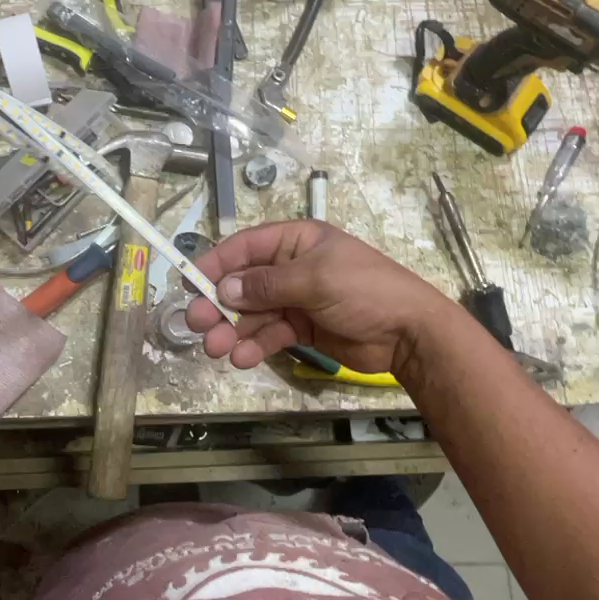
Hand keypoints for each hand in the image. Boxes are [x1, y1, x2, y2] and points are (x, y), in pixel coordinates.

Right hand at [184, 220, 455, 372]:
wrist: (408, 333)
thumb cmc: (364, 290)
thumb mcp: (315, 279)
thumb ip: (266, 285)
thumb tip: (224, 288)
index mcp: (295, 241)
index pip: (245, 247)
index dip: (216, 264)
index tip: (190, 284)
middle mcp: (291, 267)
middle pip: (243, 283)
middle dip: (218, 304)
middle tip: (196, 324)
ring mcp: (295, 299)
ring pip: (252, 313)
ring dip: (232, 330)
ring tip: (215, 350)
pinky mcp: (301, 328)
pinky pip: (269, 334)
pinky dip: (253, 346)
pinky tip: (241, 358)